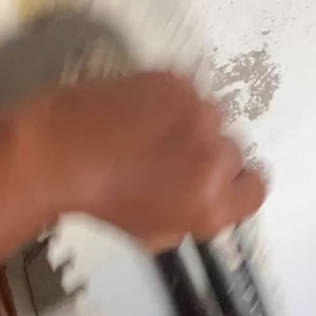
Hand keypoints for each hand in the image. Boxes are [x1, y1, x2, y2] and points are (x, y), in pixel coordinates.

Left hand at [25, 72, 266, 248]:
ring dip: (192, 126)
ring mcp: (198, 114)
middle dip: (208, 156)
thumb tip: (206, 203)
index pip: (256, 189)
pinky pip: (189, 92)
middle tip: (173, 160)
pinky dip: (172, 102)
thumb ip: (193, 218)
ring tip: (152, 136)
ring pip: (213, 119)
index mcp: (212, 202)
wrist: (60, 153)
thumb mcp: (153, 233)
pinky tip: (142, 116)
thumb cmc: (98, 196)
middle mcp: (213, 156)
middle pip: (234, 152)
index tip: (221, 180)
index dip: (237, 186)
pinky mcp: (178, 82)